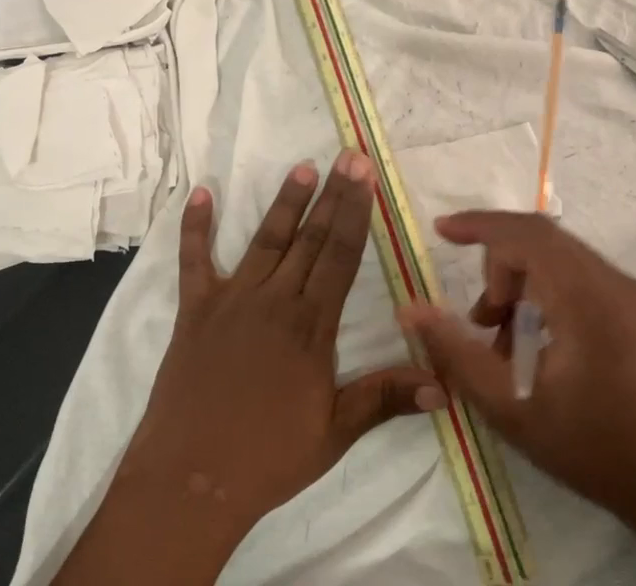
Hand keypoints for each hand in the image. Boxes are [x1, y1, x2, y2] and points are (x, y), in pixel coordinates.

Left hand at [120, 152, 444, 533]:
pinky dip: (195, 226)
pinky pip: (193, 260)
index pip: (342, 256)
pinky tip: (200, 194)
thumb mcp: (335, 433)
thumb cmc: (268, 459)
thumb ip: (385, 399)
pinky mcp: (194, 311)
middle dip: (331, 195)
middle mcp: (274, 301)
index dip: (356, 212)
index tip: (364, 175)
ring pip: (265, 240)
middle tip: (346, 155)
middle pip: (310, 239)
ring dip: (284, 203)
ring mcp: (230, 301)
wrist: (191, 478)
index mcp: (311, 327)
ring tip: (301, 168)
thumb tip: (444, 385)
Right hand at [397, 212, 635, 528]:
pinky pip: (584, 280)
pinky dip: (548, 295)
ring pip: (563, 261)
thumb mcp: (513, 410)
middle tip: (479, 320)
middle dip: (498, 267)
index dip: (480, 225)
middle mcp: (617, 284)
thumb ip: (457, 353)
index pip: (527, 234)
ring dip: (522, 283)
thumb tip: (411, 309)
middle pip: (543, 243)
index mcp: (588, 300)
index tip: (441, 232)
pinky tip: (537, 344)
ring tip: (502, 340)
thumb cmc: (599, 451)